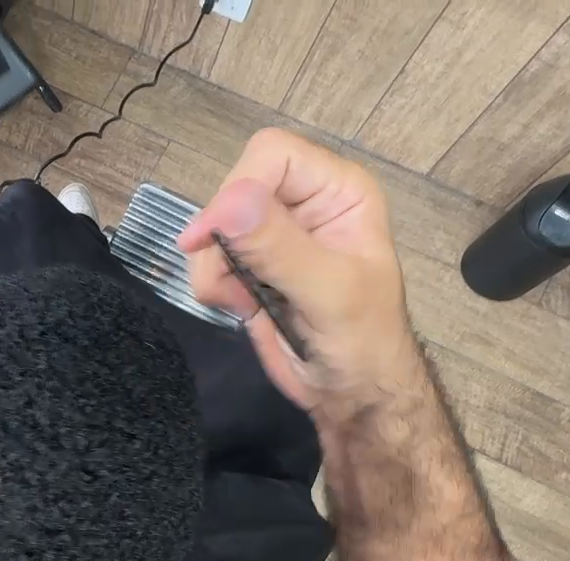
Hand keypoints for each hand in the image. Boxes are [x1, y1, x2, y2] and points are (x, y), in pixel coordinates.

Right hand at [178, 130, 420, 418]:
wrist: (349, 394)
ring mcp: (273, 238)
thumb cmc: (360, 342)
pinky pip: (209, 259)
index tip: (210, 239)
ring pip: (213, 228)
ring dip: (211, 267)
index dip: (236, 191)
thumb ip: (279, 247)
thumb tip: (227, 204)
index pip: (271, 156)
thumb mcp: (328, 292)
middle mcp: (303, 204)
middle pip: (232, 190)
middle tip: (229, 284)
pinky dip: (210, 285)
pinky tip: (238, 307)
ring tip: (237, 301)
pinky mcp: (249, 269)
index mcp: (337, 191)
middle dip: (219, 238)